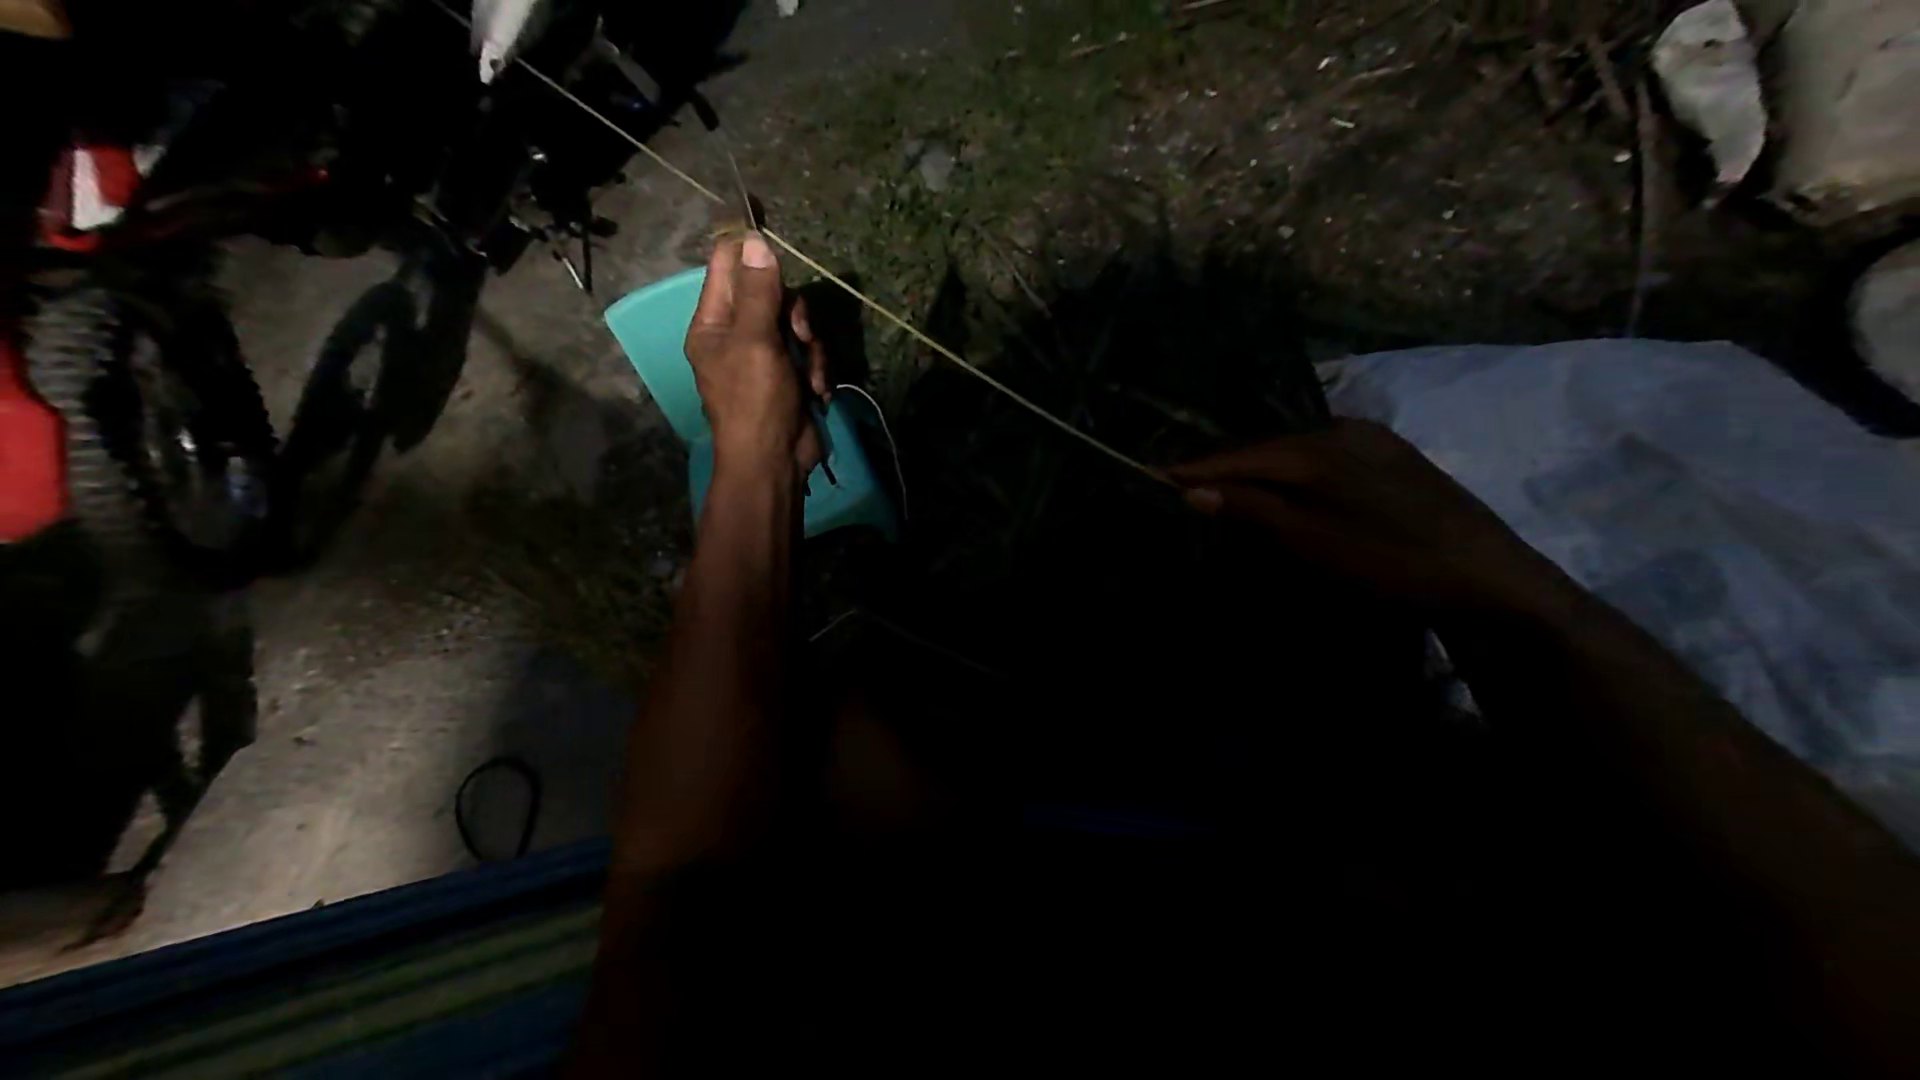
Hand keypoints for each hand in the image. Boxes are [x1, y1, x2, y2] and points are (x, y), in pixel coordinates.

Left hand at [685, 232, 829, 474]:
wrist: (775, 461)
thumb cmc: (755, 401)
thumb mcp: (755, 342)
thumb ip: (759, 292)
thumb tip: (756, 241)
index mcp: (714, 323)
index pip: (726, 266)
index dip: (745, 243)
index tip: (762, 213)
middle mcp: (738, 334)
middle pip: (772, 294)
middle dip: (794, 314)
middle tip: (800, 335)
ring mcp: (766, 356)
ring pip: (797, 325)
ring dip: (812, 349)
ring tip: (810, 376)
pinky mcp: (792, 375)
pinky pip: (810, 353)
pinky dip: (817, 370)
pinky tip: (817, 392)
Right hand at [1168, 419, 1576, 616]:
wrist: (1489, 578)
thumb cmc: (1387, 563)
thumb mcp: (1309, 541)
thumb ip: (1250, 509)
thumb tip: (1191, 490)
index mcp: (1319, 448)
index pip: (1239, 455)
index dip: (1196, 468)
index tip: (1155, 474)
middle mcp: (1343, 429)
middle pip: (1264, 447)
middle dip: (1223, 466)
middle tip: (1184, 482)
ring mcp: (1373, 438)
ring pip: (1294, 449)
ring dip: (1256, 468)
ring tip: (1225, 484)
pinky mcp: (1392, 453)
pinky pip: (1322, 453)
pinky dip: (1291, 469)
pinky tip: (1285, 483)